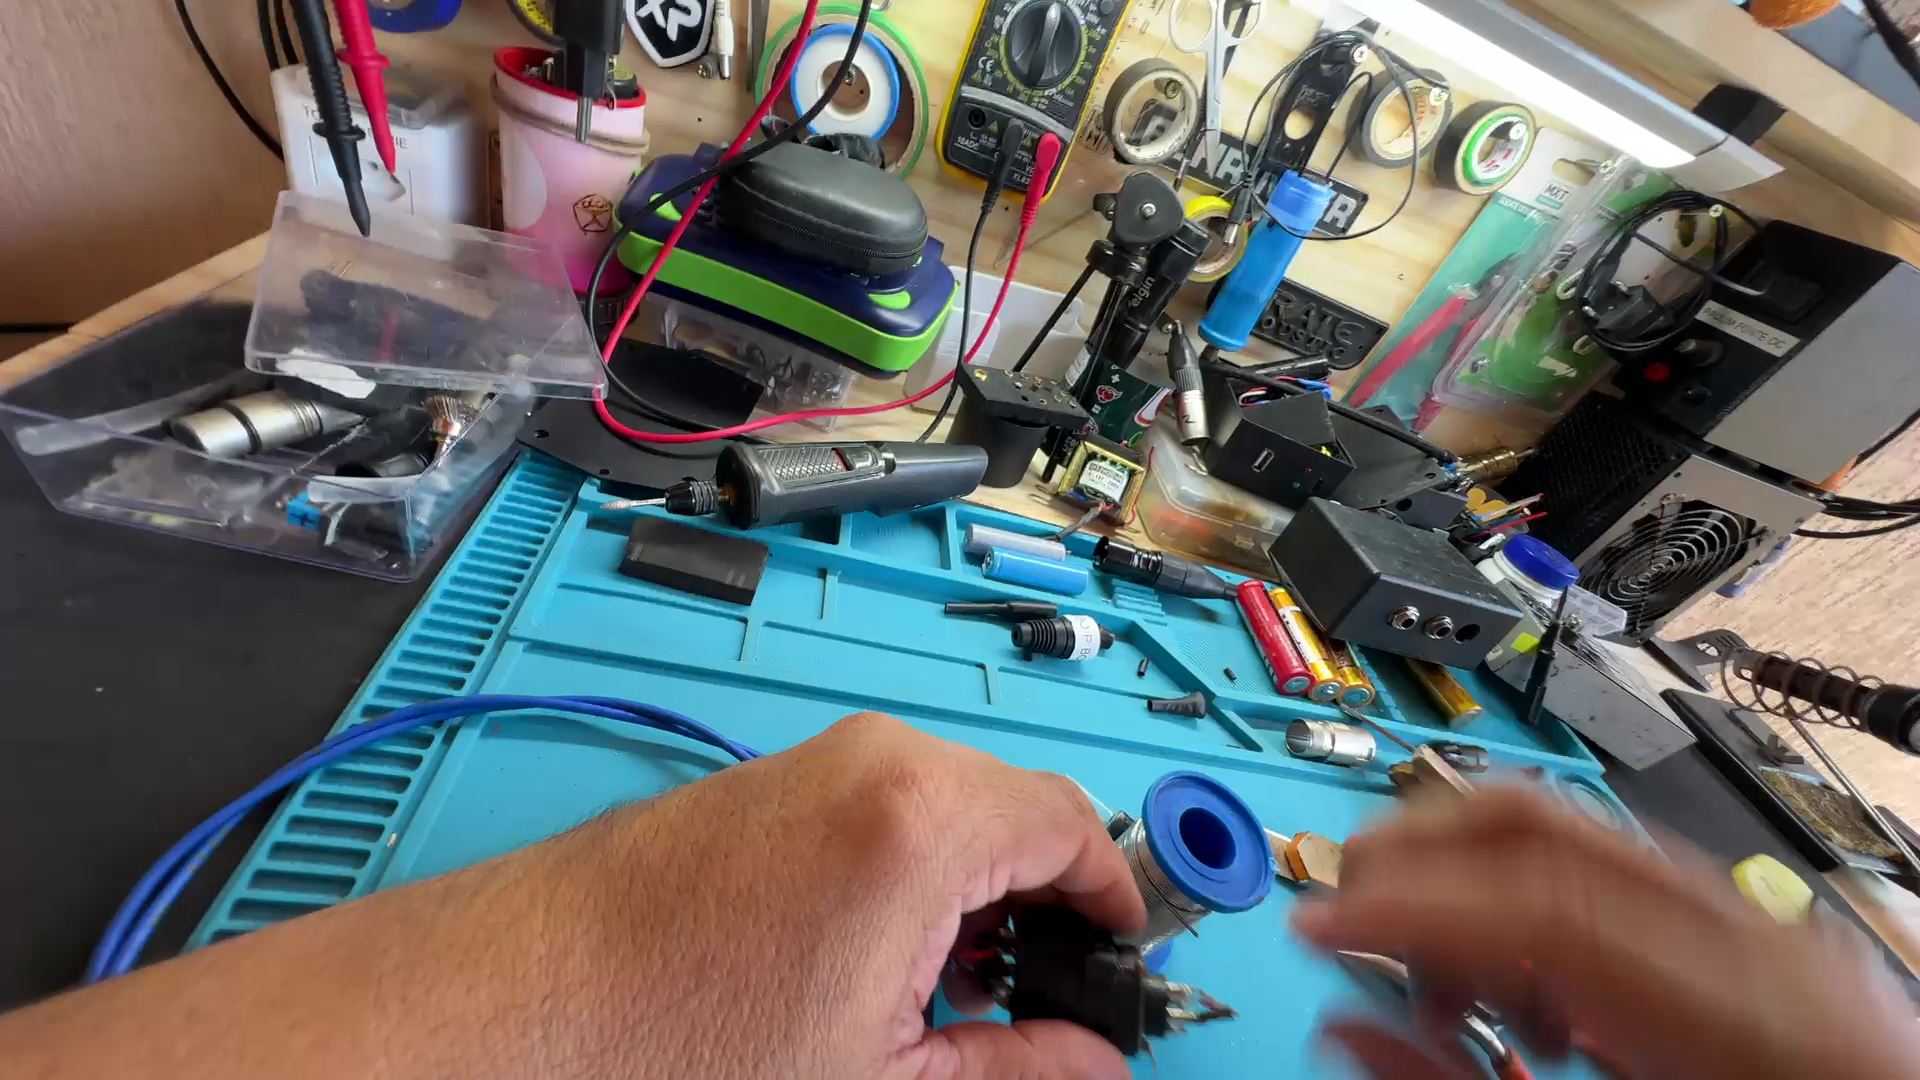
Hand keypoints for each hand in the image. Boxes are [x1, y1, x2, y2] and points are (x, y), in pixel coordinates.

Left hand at [578, 710, 1145, 1078]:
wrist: (519, 1003)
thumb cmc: (684, 1052)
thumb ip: (1019, 1077)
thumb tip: (1098, 1067)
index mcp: (923, 816)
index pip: (1068, 819)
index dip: (1112, 889)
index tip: (1120, 949)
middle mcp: (882, 758)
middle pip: (1014, 807)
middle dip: (1044, 895)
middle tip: (1038, 989)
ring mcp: (828, 755)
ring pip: (956, 802)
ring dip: (980, 882)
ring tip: (956, 982)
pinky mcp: (788, 771)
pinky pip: (894, 799)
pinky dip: (922, 863)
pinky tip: (886, 946)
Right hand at [1291, 787, 1919, 1079]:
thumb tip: (1344, 1026)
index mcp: (1760, 1022)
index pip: (1542, 907)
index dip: (1407, 906)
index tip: (1315, 925)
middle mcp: (1752, 936)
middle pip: (1524, 825)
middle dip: (1401, 859)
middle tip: (1347, 922)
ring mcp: (1734, 909)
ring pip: (1534, 821)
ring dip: (1438, 874)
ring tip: (1431, 976)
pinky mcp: (1708, 909)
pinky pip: (1566, 857)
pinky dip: (1490, 896)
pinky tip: (1497, 980)